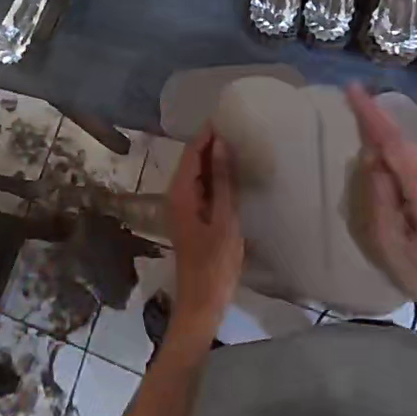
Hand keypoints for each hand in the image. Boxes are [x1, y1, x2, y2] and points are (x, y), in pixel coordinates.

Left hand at [165, 129, 244, 335]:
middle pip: (192, 160)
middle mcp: (176, 195)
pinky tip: (233, 173)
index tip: (228, 114)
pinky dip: (215, 176)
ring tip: (240, 143)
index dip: (208, 133)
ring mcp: (183, 207)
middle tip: (239, 125)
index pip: (193, 152)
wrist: (202, 302)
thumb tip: (220, 143)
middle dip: (211, 142)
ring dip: (214, 158)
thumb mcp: (225, 219)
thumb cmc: (215, 263)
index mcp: (181, 193)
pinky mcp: (191, 217)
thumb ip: (223, 180)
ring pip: (197, 173)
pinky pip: (202, 187)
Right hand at [344, 84, 416, 322]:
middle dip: (374, 117)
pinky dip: (391, 145)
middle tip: (350, 97)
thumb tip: (371, 159)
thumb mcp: (389, 242)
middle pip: (400, 139)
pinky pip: (410, 158)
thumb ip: (378, 197)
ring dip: (382, 130)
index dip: (372, 116)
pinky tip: (377, 143)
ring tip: (358, 114)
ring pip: (406, 147)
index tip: (353, 90)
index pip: (393, 143)